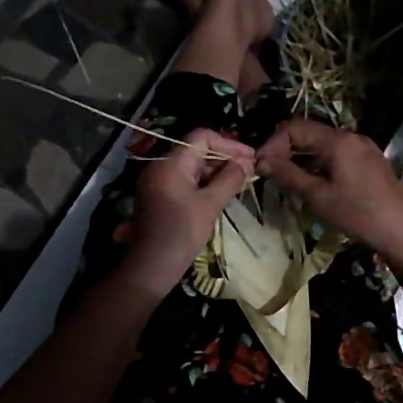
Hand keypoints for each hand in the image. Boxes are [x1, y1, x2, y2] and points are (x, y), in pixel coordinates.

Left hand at [118, 129, 253, 292]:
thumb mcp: (210, 204)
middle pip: (196, 150)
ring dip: (215, 172)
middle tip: (249, 171)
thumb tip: (246, 163)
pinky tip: (220, 193)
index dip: (229, 144)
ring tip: (239, 183)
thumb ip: (229, 179)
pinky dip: (202, 183)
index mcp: (169, 163)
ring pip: (190, 166)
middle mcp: (159, 166)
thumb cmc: (181, 233)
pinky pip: (183, 181)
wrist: (151, 266)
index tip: (250, 157)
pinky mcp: (157, 196)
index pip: (201, 137)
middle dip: (224, 158)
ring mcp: (156, 181)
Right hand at [255, 119, 402, 253]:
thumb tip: (260, 162)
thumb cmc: (357, 213)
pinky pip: (336, 152)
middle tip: (269, 172)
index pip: (294, 128)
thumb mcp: (317, 196)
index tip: (260, 166)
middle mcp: (350, 136)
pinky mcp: (369, 160)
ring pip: (321, 143)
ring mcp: (362, 147)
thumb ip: (288, 174)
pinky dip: (317, 161)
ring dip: (300, 156)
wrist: (402, 230)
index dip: (272, 144)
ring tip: (287, 178)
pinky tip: (313, 181)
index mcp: (337, 141)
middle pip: (308, 132)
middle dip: (284, 149)